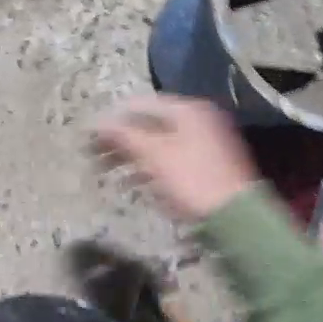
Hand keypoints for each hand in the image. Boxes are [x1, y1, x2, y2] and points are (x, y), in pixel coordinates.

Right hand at [92, 95, 258, 222]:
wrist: (233, 216)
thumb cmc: (191, 180)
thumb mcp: (153, 155)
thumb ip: (123, 135)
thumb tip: (96, 122)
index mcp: (186, 110)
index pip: (139, 105)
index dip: (112, 120)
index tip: (89, 136)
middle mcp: (196, 120)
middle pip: (147, 124)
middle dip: (119, 140)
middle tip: (93, 154)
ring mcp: (201, 142)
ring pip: (156, 143)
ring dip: (129, 155)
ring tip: (105, 170)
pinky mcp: (202, 164)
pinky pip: (167, 158)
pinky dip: (147, 168)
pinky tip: (129, 182)